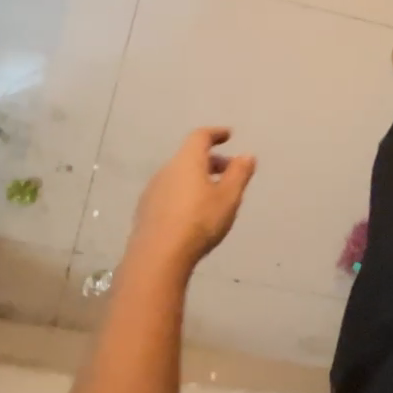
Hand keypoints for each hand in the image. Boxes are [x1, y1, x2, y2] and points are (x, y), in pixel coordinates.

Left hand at [125, 128, 255, 276]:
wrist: (157, 258)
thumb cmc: (199, 222)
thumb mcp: (229, 197)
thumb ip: (239, 173)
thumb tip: (246, 155)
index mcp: (187, 162)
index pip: (200, 137)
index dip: (215, 133)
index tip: (228, 135)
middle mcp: (166, 171)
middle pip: (189, 157)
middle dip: (211, 160)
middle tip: (229, 171)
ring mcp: (152, 192)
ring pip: (178, 176)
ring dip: (197, 178)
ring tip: (214, 195)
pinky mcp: (145, 212)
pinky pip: (169, 192)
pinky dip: (185, 193)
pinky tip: (193, 213)